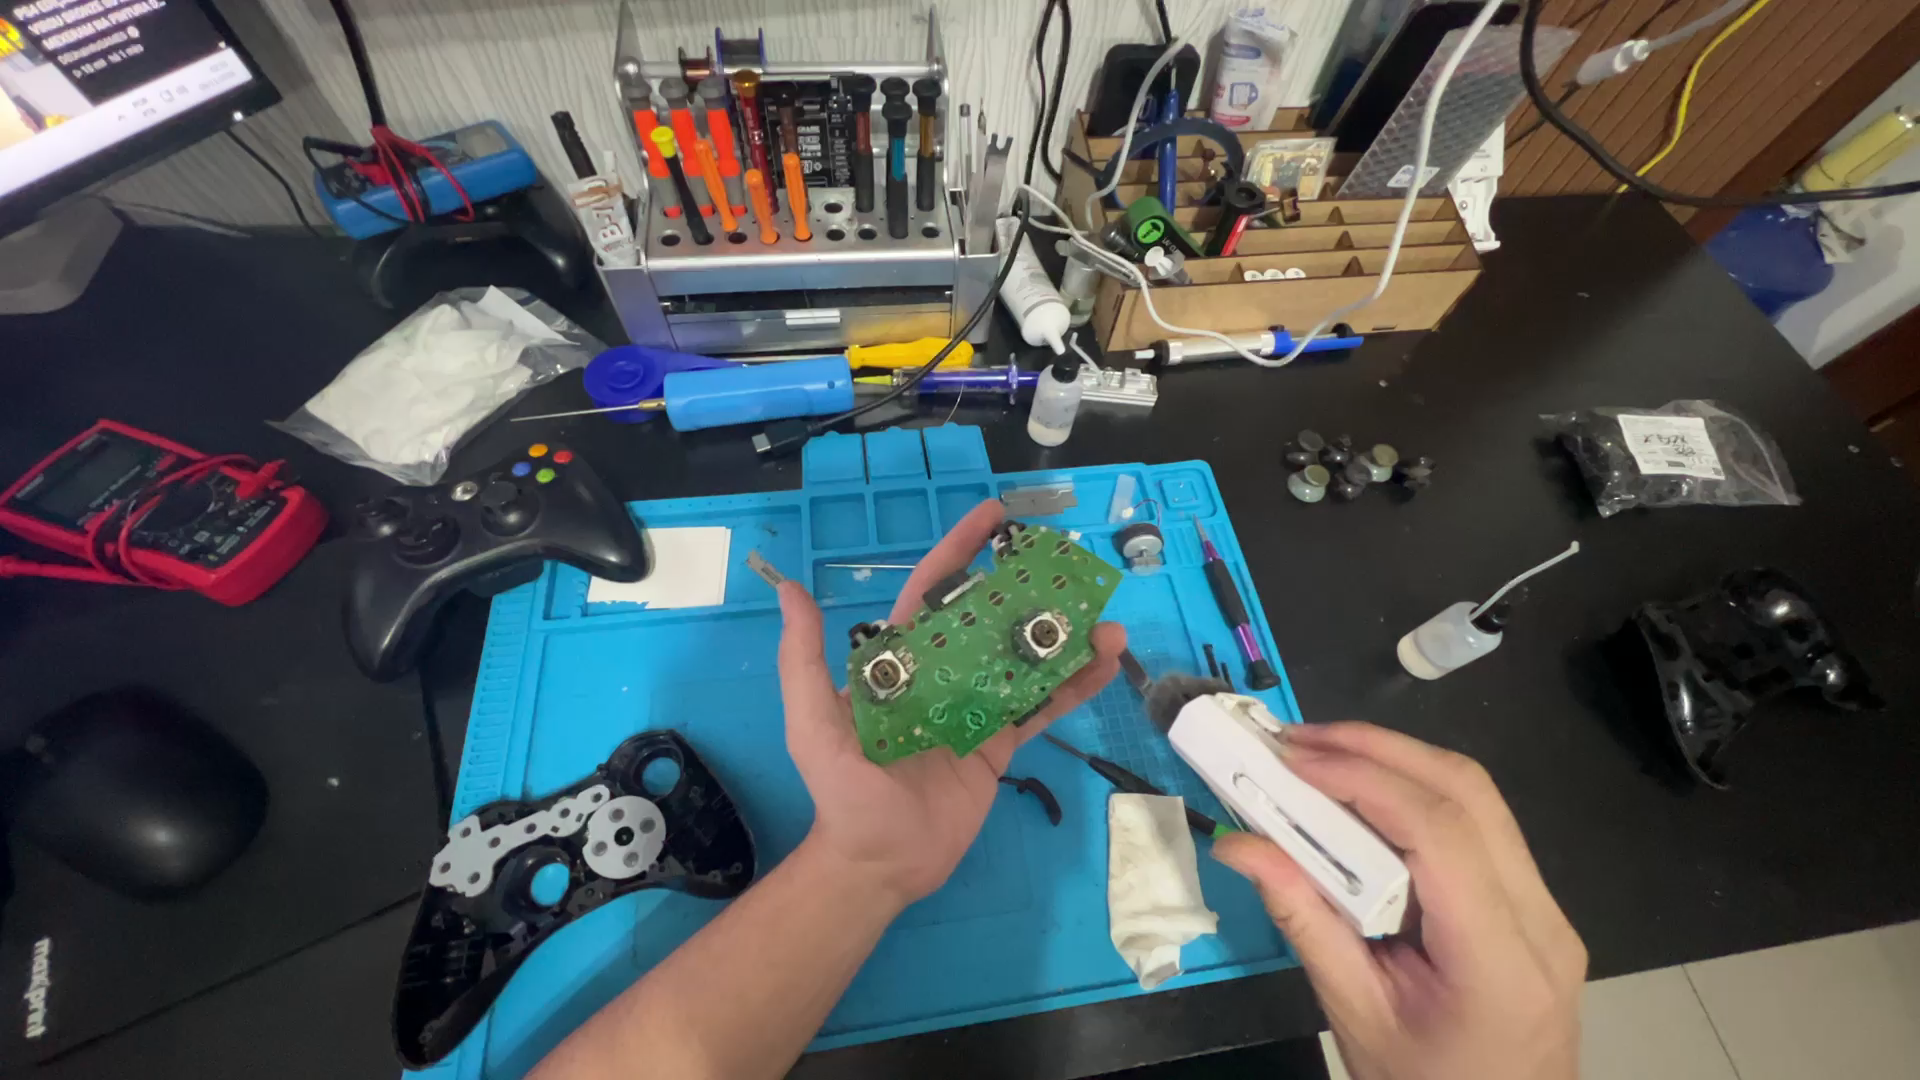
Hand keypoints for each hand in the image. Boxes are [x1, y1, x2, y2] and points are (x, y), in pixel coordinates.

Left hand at [776, 499, 1124, 908]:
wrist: (879, 864)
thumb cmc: (843, 790)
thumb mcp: (811, 723)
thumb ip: (802, 658)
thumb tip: (789, 589)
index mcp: (902, 660)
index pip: (934, 591)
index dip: (960, 550)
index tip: (994, 515)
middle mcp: (943, 673)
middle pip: (991, 618)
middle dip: (1028, 589)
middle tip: (1070, 564)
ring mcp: (977, 707)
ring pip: (1026, 661)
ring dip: (1063, 640)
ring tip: (1107, 624)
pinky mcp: (1002, 744)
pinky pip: (1041, 709)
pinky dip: (1072, 688)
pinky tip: (1104, 667)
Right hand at [1213, 723, 1585, 1079]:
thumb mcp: (1351, 1010)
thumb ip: (1300, 916)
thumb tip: (1235, 843)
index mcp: (1501, 959)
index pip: (1440, 833)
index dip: (1362, 779)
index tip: (1290, 761)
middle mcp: (1540, 919)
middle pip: (1466, 792)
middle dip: (1375, 747)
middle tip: (1295, 741)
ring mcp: (1544, 906)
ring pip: (1474, 793)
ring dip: (1392, 757)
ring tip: (1318, 753)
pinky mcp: (1527, 900)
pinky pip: (1472, 817)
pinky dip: (1408, 785)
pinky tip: (1358, 790)